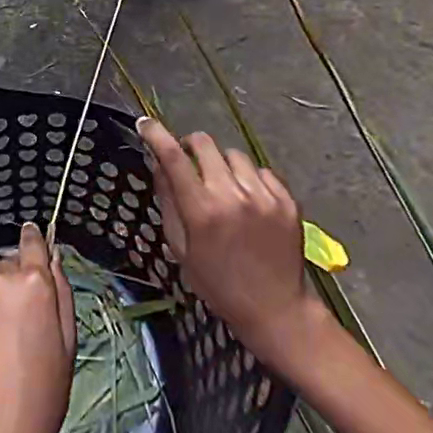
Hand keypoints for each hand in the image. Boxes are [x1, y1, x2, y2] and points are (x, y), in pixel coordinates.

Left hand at [0, 223, 74, 432]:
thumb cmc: (42, 394)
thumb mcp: (68, 345)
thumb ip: (62, 295)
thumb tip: (54, 260)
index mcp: (33, 284)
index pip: (33, 245)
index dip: (34, 239)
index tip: (33, 232)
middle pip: (10, 269)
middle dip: (19, 284)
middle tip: (29, 323)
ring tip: (5, 347)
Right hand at [137, 118, 323, 357]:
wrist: (274, 308)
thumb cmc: (216, 283)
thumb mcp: (180, 247)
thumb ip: (168, 202)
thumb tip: (158, 165)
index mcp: (201, 210)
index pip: (172, 157)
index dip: (155, 135)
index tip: (145, 124)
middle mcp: (233, 196)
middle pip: (205, 144)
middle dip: (190, 147)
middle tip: (188, 163)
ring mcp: (264, 196)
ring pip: (233, 155)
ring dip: (220, 163)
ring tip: (222, 187)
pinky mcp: (287, 201)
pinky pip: (261, 171)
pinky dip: (248, 178)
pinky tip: (246, 200)